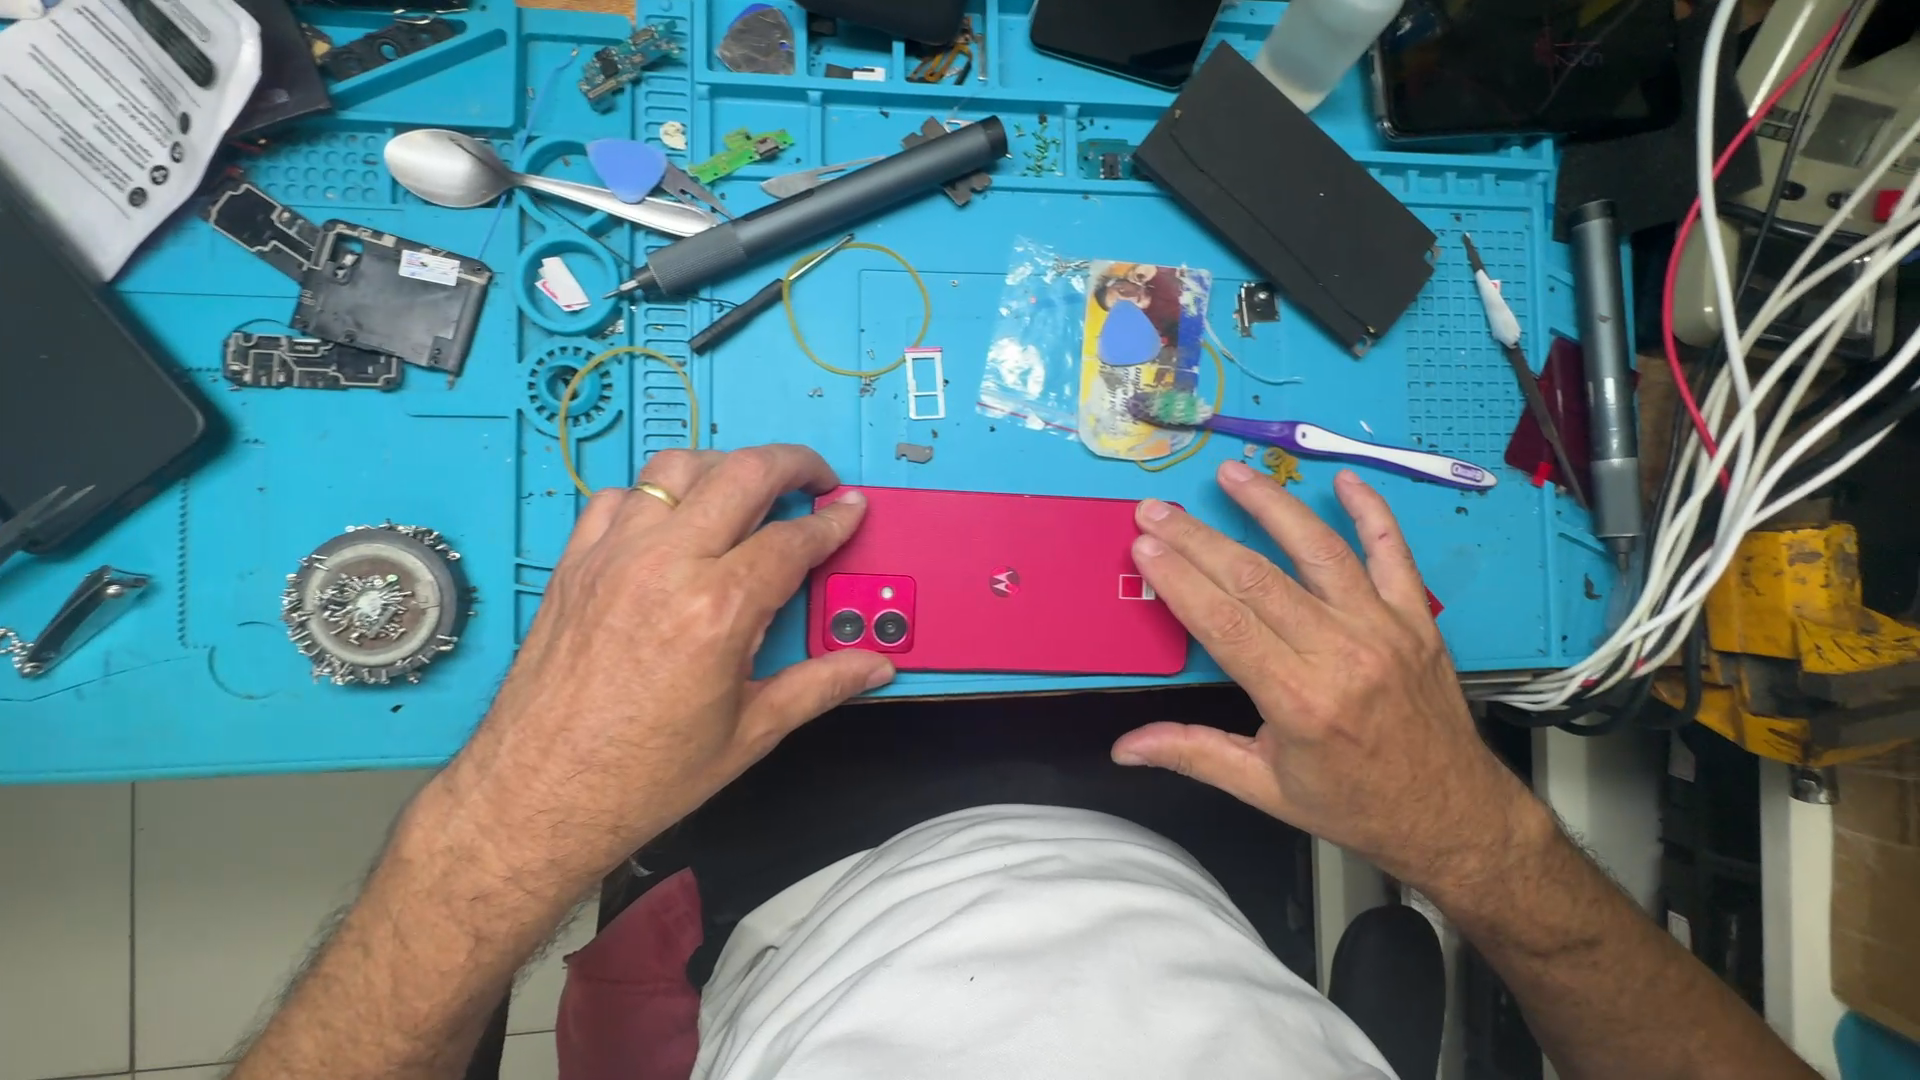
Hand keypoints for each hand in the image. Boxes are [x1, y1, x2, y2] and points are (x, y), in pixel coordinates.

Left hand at [440, 445, 892, 895]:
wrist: (537, 798)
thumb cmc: (647, 776)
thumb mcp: (751, 733)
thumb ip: (821, 685)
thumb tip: (876, 666)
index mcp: (719, 610)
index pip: (793, 540)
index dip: (834, 520)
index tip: (851, 509)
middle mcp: (667, 566)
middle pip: (742, 474)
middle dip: (793, 463)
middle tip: (817, 478)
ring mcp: (615, 557)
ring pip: (677, 468)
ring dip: (725, 467)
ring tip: (749, 491)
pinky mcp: (576, 565)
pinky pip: (620, 498)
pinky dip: (658, 495)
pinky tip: (675, 523)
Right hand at [1112, 461, 1533, 893]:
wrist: (1454, 817)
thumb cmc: (1353, 803)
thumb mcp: (1265, 789)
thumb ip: (1193, 755)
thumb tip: (1124, 749)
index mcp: (1298, 700)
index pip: (1223, 622)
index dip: (1179, 579)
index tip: (1145, 546)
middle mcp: (1341, 654)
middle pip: (1255, 579)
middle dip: (1197, 539)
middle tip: (1157, 510)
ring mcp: (1383, 629)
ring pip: (1318, 551)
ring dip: (1270, 505)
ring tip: (1230, 474)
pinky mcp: (1417, 619)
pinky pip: (1393, 554)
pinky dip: (1372, 513)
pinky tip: (1344, 481)